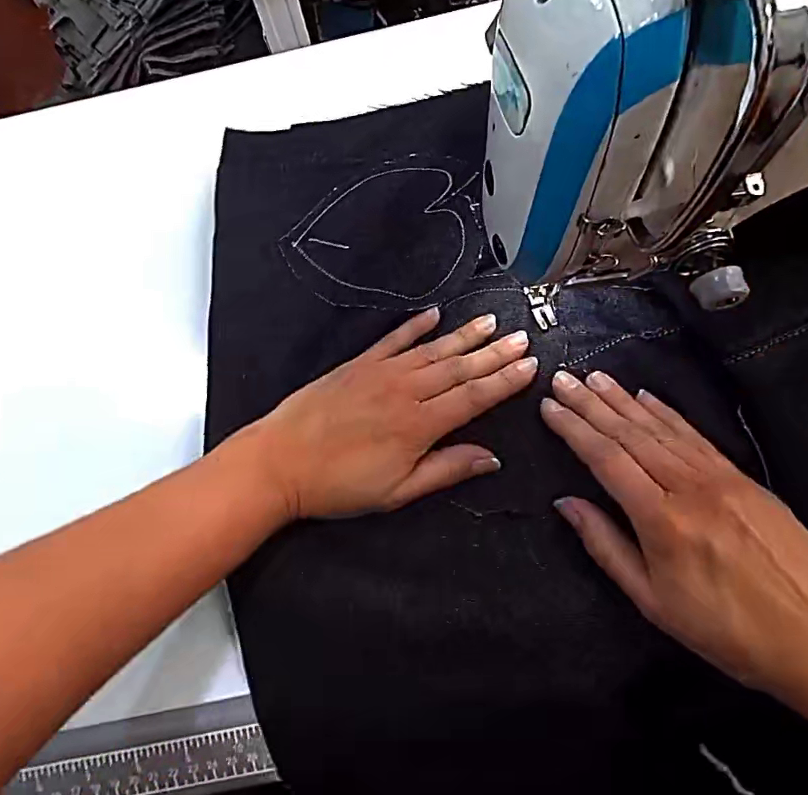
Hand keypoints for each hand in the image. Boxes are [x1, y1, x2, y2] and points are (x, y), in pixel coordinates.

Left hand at [239, 308, 535, 519]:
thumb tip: (489, 459)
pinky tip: (434, 315)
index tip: (529, 366)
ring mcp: (382, 372)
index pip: (474, 397)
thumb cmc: (337, 484)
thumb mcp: (396, 492)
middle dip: (495, 352)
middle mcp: (406, 391)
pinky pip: (394, 339)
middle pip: (461, 367)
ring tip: (491, 322)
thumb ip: (446, 470)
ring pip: (434, 349)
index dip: (505, 381)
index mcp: (419, 424)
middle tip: (521, 337)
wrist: (279, 462)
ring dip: (466, 335)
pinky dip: (415, 326)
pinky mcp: (359, 364)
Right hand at [540, 370, 807, 709]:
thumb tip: (568, 504)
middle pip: (629, 433)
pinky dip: (667, 412)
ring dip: (623, 399)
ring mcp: (718, 475)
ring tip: (596, 378)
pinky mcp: (741, 475)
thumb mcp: (655, 603)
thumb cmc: (731, 632)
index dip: (574, 428)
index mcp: (662, 519)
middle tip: (564, 377)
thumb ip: (607, 547)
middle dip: (591, 403)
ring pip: (660, 427)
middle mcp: (688, 485)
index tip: (550, 406)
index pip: (606, 458)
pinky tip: (648, 398)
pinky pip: (693, 434)